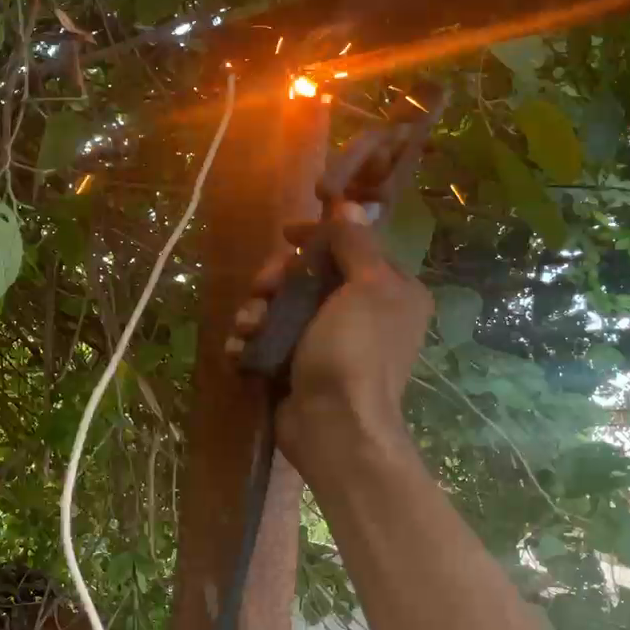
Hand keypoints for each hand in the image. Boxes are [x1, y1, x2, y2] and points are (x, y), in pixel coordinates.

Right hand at [225, 200, 431, 445]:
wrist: (334, 426)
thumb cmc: (354, 351)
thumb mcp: (366, 287)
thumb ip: (355, 243)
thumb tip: (349, 204)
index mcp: (388, 291)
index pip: (349, 246)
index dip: (316, 236)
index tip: (286, 235)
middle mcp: (360, 313)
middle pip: (306, 275)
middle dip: (275, 279)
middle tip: (261, 289)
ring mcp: (324, 342)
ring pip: (278, 307)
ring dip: (254, 312)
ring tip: (247, 328)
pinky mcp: (293, 366)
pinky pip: (264, 340)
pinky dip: (248, 342)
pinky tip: (241, 351)